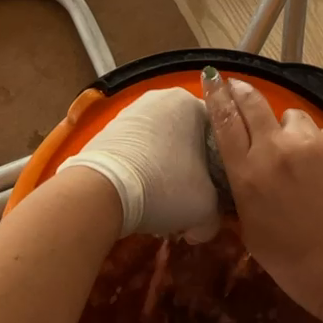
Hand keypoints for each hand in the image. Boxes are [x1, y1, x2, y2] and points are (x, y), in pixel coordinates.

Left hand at [59, 87, 220, 239]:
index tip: (216, 190)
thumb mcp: (205, 208)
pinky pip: (137, 149)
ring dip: (165, 170)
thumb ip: (216, 214)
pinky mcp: (108, 128)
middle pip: (189, 136)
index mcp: (191, 102)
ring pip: (162, 144)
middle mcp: (163, 97)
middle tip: (189, 200)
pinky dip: (142, 169)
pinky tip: (139, 195)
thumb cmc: (163, 186)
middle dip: (191, 168)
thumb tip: (204, 225)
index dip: (222, 164)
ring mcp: (132, 110)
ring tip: (161, 203)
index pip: (220, 131)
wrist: (99, 190)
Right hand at [203, 69, 322, 316]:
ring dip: (290, 130)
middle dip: (242, 91)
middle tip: (239, 88)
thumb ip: (241, 187)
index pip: (224, 121)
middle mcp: (274, 150)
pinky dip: (317, 145)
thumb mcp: (249, 226)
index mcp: (247, 174)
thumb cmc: (291, 257)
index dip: (216, 95)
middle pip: (252, 103)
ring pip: (291, 117)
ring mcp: (307, 143)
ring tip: (299, 157)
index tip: (211, 78)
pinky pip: (318, 132)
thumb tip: (237, 162)